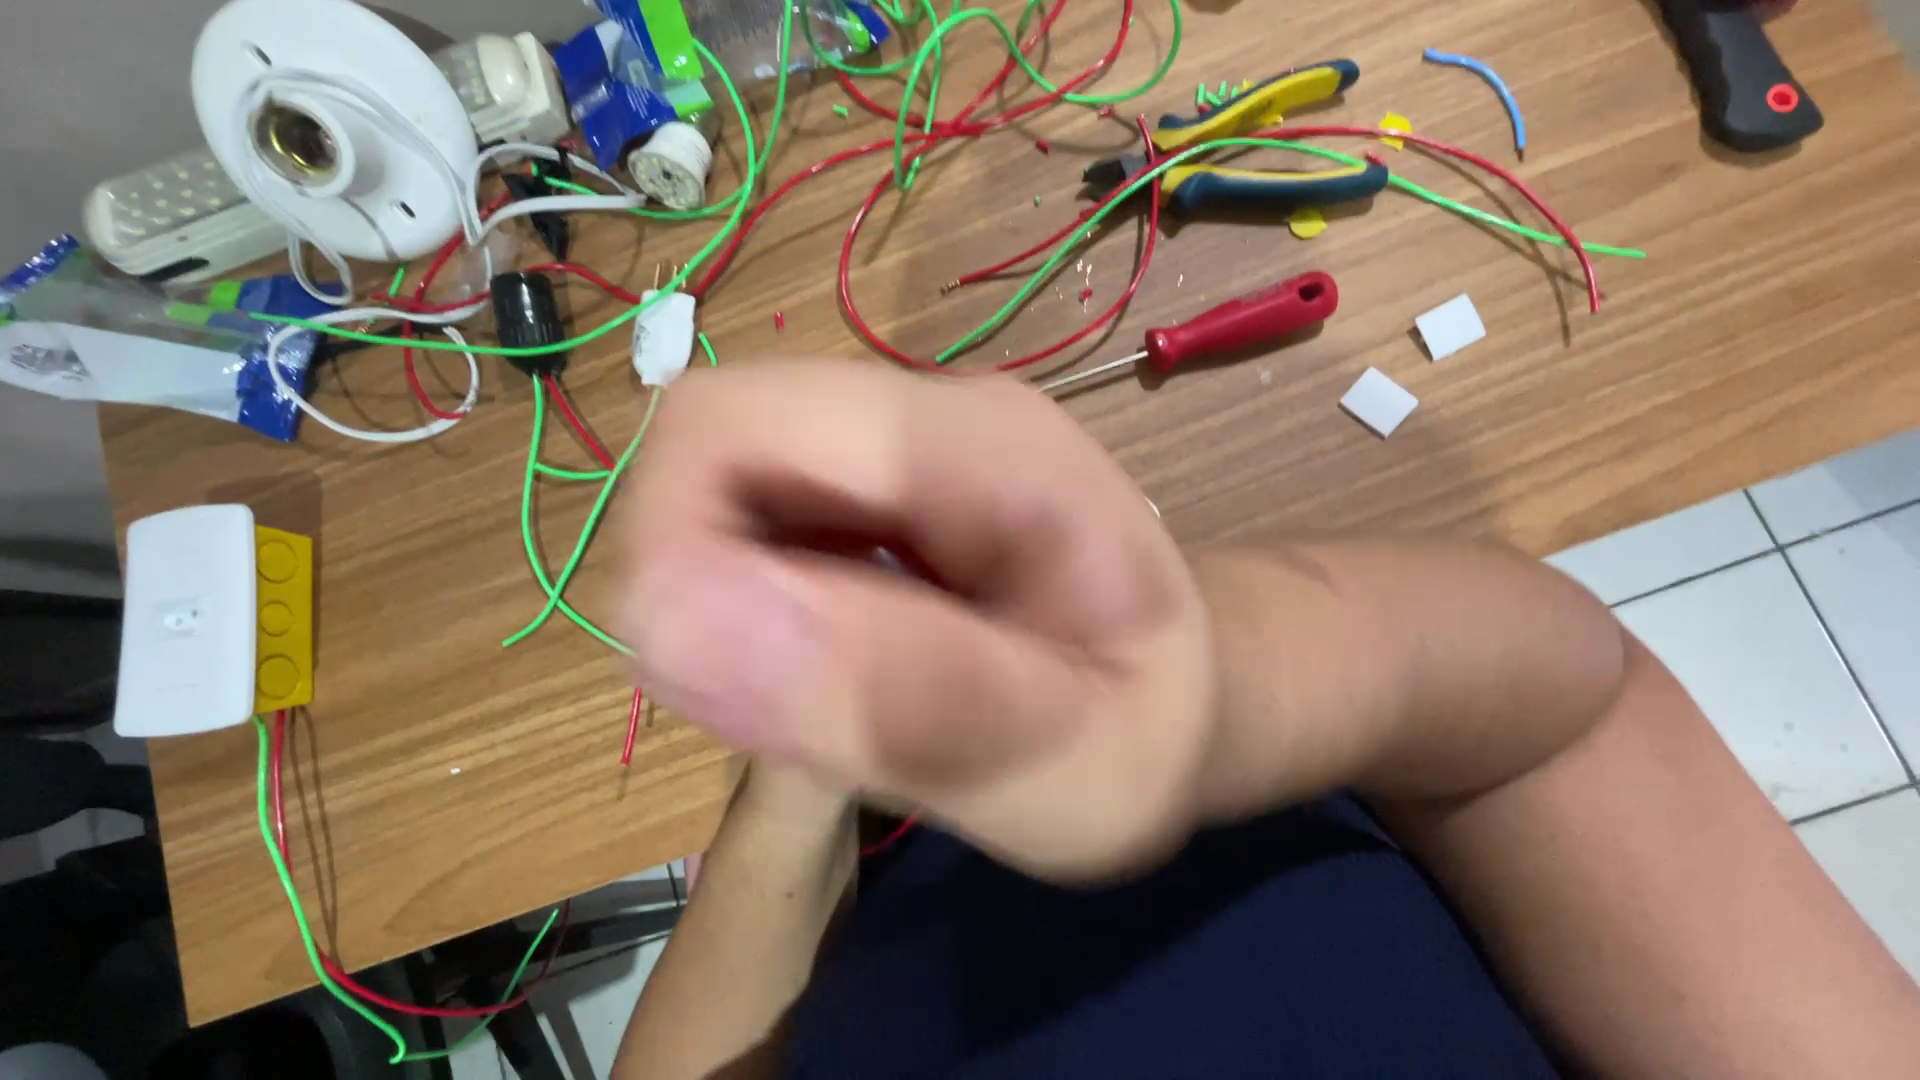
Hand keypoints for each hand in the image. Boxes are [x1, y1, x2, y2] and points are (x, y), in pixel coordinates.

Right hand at [621, 359, 1213, 879]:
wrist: (1174, 687)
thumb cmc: (1147, 732)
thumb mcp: (1072, 764)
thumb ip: (910, 700)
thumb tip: (678, 616)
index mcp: (985, 452)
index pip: (734, 426)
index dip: (671, 543)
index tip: (715, 681)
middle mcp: (929, 415)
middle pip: (716, 444)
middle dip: (702, 581)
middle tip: (784, 705)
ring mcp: (896, 443)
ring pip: (728, 484)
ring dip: (727, 598)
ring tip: (825, 693)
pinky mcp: (873, 486)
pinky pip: (759, 520)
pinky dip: (753, 601)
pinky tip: (830, 663)